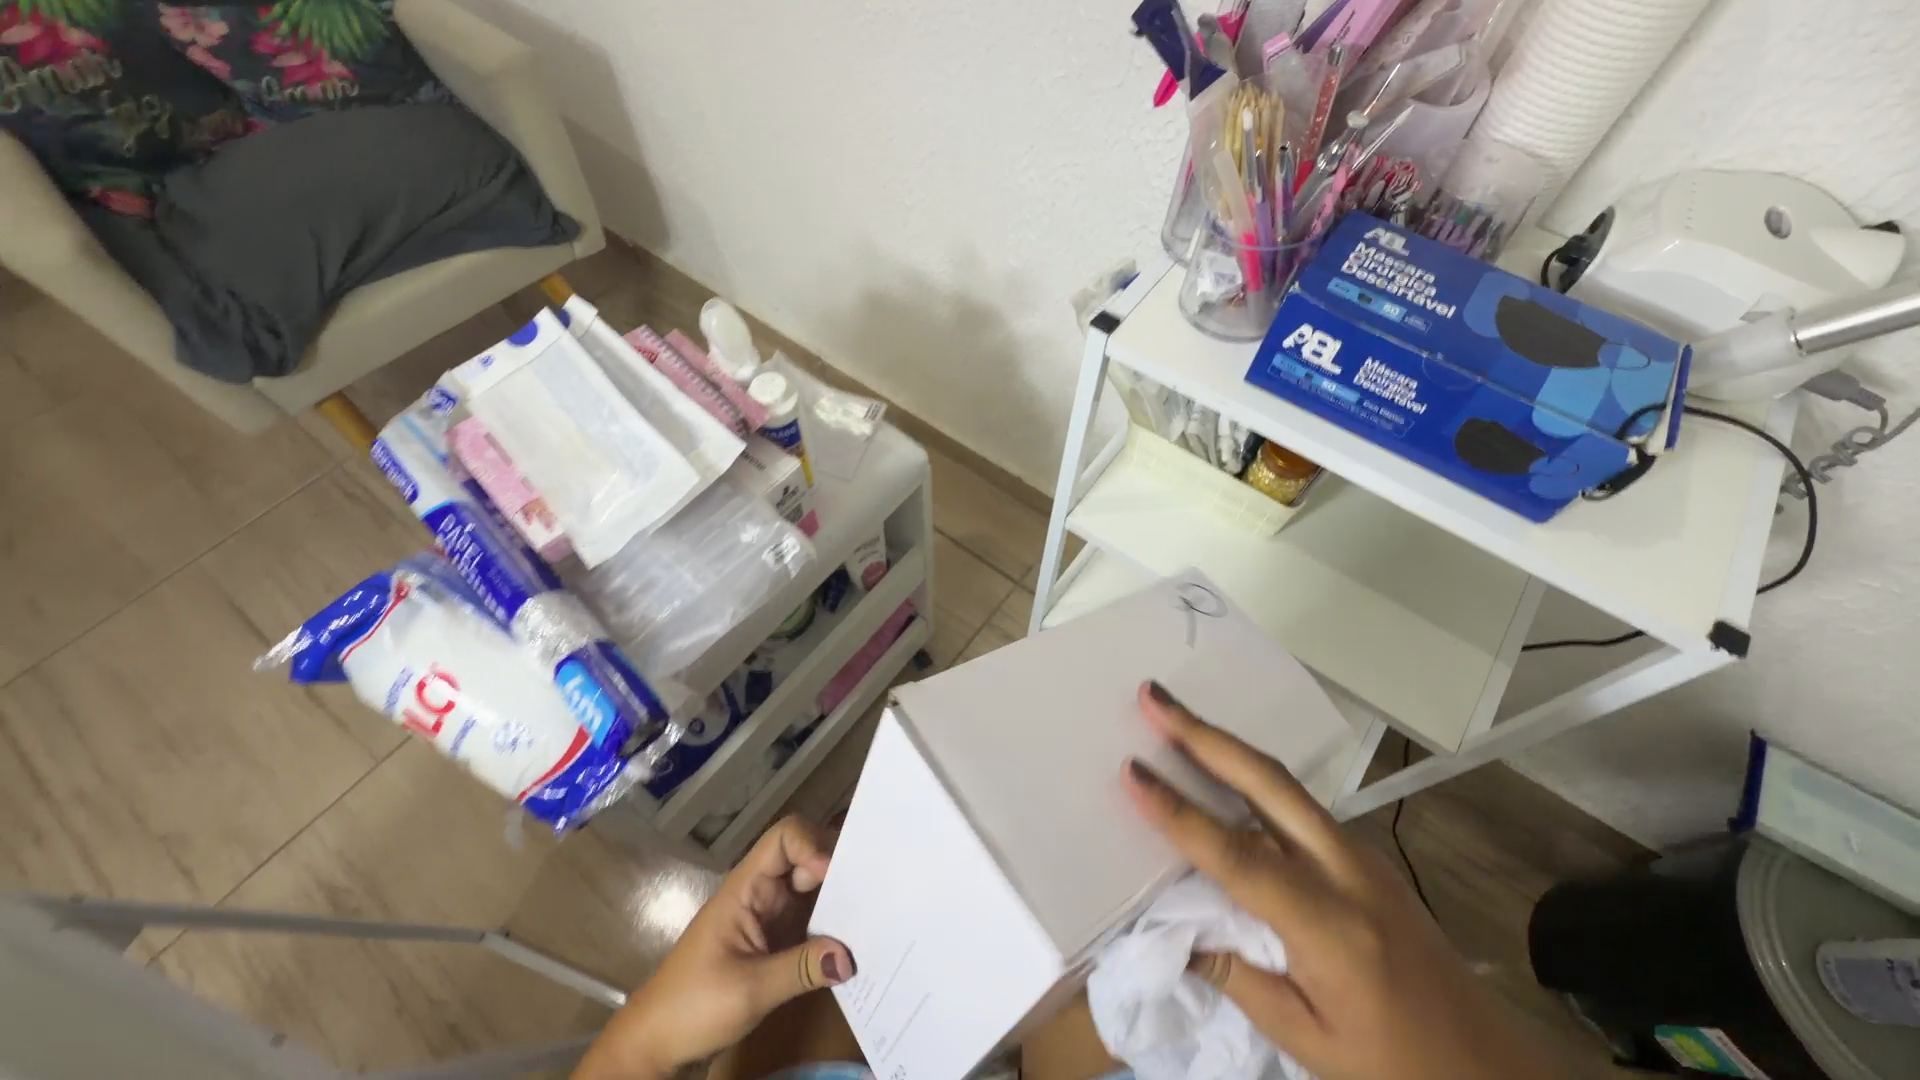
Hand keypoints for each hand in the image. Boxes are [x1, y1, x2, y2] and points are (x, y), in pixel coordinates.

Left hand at [574, 817, 854, 1079]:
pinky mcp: (777, 945)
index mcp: (746, 889)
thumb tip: (850, 957)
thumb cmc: (690, 1007)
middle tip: (875, 888)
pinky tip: (858, 941)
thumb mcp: (747, 990)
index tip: (834, 877)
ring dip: (840, 898)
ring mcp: (770, 919)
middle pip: (806, 858)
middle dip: (838, 867)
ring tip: (877, 912)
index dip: (812, 845)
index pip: (784, 838)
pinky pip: (812, 922)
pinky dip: (834, 927)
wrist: (654, 1048)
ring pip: (813, 890)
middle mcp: (762, 895)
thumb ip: (800, 969)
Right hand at [1121, 682, 1566, 1079]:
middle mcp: (1347, 872)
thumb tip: (1176, 933)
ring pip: (1284, 785)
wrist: (1491, 1066)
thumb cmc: (1396, 1063)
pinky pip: (1298, 804)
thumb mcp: (1308, 1041)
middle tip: (1154, 697)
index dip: (1178, 812)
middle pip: (1269, 783)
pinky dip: (1252, 776)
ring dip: (1227, 747)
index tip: (1132, 771)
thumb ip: (1238, 979)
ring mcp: (1361, 857)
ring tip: (1175, 720)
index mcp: (1329, 926)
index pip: (1237, 856)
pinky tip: (1221, 774)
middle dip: (1205, 735)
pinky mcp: (1366, 857)